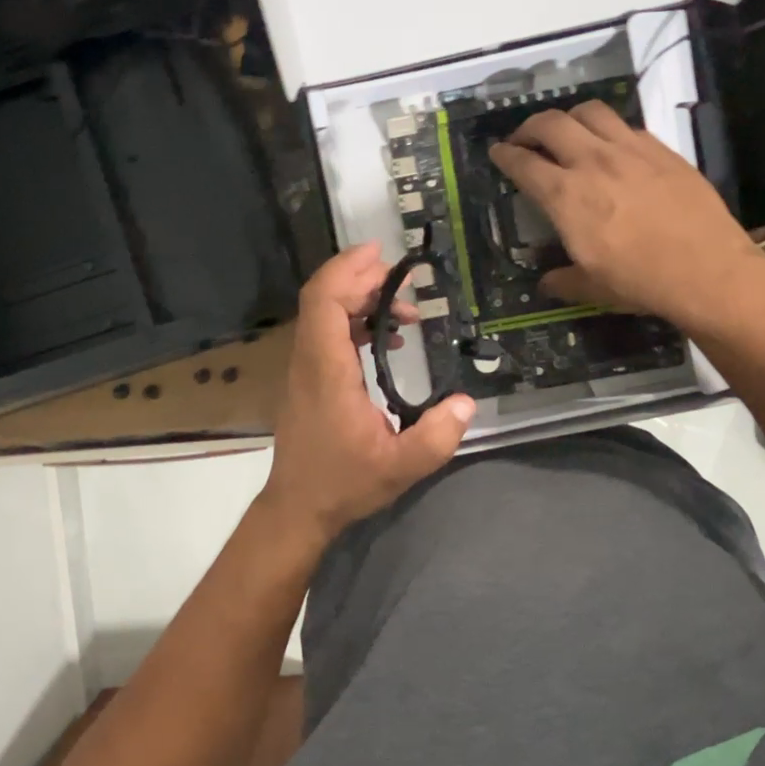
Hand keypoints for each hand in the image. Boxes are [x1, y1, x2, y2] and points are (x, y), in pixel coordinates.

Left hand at [260, 243, 475, 538]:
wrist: (298, 508)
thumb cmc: (344, 485)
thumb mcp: (401, 467)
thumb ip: (437, 436)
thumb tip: (466, 403)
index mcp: (327, 372)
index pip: (325, 302)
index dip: (348, 271)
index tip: (382, 257)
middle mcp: (308, 362)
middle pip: (322, 299)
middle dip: (360, 279)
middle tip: (404, 281)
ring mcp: (303, 372)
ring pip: (322, 315)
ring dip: (359, 302)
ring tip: (405, 312)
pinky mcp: (306, 383)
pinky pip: (324, 335)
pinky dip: (353, 324)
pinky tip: (387, 340)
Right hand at [488, 101, 764, 331]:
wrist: (706, 269)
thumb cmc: (640, 281)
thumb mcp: (591, 288)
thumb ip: (563, 280)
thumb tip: (547, 282)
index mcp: (566, 197)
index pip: (524, 164)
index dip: (505, 156)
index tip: (497, 153)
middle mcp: (593, 162)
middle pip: (551, 124)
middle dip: (530, 127)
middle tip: (524, 139)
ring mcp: (630, 150)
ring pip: (590, 111)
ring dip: (569, 117)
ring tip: (566, 131)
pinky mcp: (661, 150)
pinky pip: (625, 125)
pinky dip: (607, 129)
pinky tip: (611, 146)